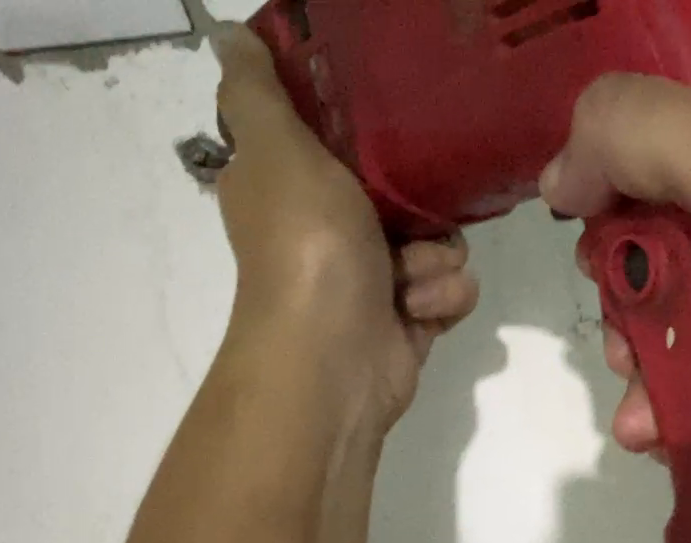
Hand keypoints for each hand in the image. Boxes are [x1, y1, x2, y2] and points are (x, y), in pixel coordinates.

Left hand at [211, 25, 478, 432]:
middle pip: (408, 193)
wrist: (335, 357)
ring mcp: (377, 278)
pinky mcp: (414, 318)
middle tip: (406, 217)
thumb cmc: (307, 249)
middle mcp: (334, 230)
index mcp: (293, 185)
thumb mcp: (277, 149)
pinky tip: (419, 311)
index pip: (342, 142)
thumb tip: (236, 38)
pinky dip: (443, 299)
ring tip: (408, 281)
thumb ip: (258, 90)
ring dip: (434, 261)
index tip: (391, 129)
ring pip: (442, 243)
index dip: (369, 135)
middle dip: (421, 207)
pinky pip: (455, 289)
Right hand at [542, 76, 690, 476]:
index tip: (597, 256)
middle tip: (622, 346)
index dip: (613, 199)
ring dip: (644, 367)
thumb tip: (561, 174)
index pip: (659, 147)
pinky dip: (676, 399)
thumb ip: (633, 133)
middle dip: (627, 304)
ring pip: (680, 319)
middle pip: (661, 245)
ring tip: (641, 414)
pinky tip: (658, 431)